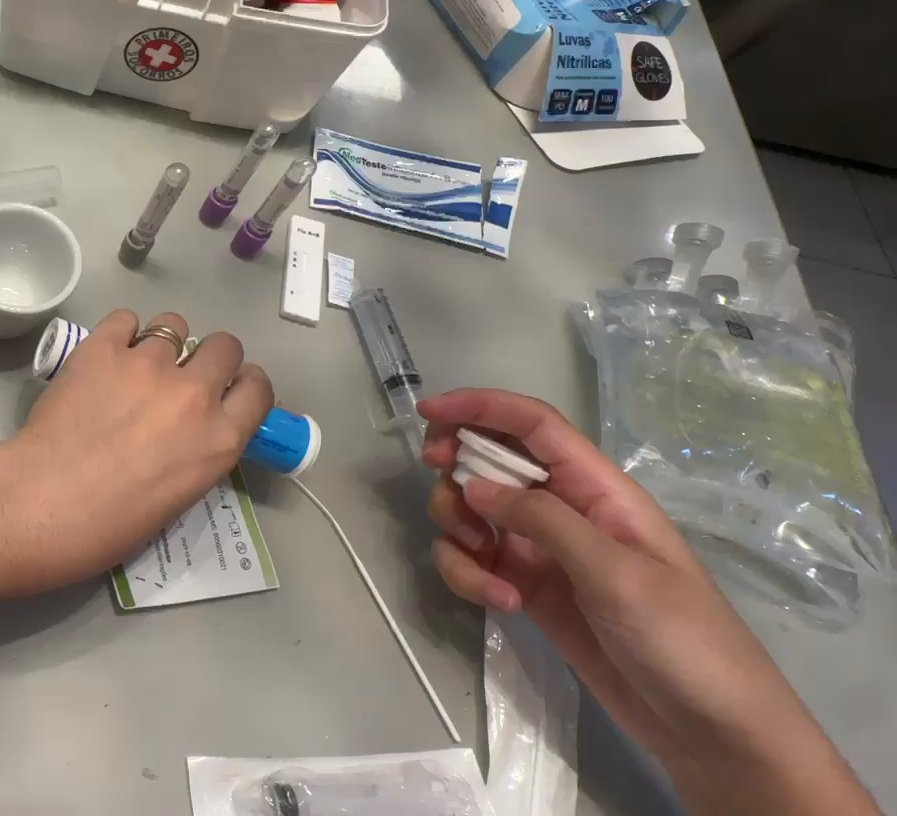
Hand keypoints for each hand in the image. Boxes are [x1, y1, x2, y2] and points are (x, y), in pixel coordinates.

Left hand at [0, 310, 272, 593]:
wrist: (46, 501)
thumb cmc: (111, 523)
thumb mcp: (179, 495)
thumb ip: (195, 452)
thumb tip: (185, 431)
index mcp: (220, 439)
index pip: (257, 389)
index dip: (244, 383)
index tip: (228, 388)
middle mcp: (193, 393)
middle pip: (224, 346)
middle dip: (208, 357)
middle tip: (182, 375)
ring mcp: (146, 365)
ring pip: (172, 325)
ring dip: (162, 343)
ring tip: (137, 363)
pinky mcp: (102, 349)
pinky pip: (124, 319)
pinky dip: (120, 332)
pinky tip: (106, 353)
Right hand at [420, 388, 874, 814]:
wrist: (711, 732)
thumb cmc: (684, 641)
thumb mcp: (616, 575)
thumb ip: (542, 520)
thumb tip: (472, 486)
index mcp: (597, 490)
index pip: (532, 426)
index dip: (479, 406)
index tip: (427, 411)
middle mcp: (564, 509)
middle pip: (489, 460)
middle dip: (454, 467)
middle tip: (439, 482)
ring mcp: (540, 548)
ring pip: (470, 510)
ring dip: (458, 531)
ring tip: (486, 570)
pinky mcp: (523, 583)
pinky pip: (471, 559)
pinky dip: (467, 574)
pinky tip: (499, 602)